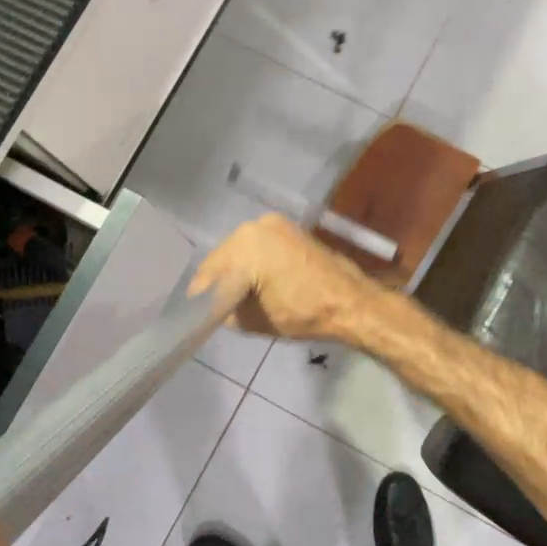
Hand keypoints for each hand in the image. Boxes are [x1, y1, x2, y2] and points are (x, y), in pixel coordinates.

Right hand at [190, 213, 387, 342]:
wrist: (351, 304)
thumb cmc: (302, 313)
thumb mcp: (253, 320)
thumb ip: (227, 310)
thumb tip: (221, 306)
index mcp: (244, 244)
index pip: (211, 272)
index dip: (201, 296)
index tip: (195, 314)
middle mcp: (256, 226)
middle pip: (225, 257)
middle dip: (219, 280)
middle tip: (212, 306)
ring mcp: (276, 225)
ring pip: (243, 251)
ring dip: (237, 271)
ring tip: (232, 297)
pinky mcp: (291, 231)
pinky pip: (261, 247)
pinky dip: (255, 264)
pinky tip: (254, 284)